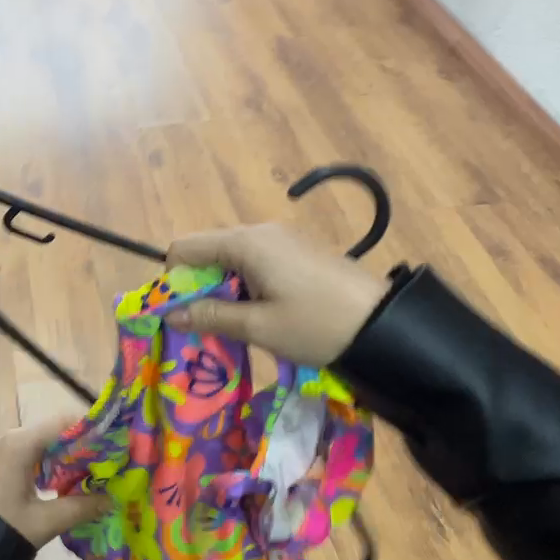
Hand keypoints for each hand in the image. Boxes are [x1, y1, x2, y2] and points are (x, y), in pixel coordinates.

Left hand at [0, 416, 111, 546]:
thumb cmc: (4, 528)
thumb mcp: (45, 522)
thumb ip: (80, 507)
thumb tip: (110, 499)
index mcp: (19, 444)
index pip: (61, 423)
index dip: (87, 429)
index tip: (109, 443)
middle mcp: (5, 438)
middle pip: (48, 432)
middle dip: (75, 446)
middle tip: (101, 464)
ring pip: (34, 444)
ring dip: (58, 457)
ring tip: (83, 476)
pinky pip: (20, 454)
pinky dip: (40, 464)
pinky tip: (55, 484)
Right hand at [164, 223, 388, 365]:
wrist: (389, 326)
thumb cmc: (317, 324)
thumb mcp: (260, 327)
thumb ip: (211, 317)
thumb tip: (170, 314)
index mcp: (245, 243)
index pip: (185, 247)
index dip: (174, 280)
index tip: (183, 314)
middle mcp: (259, 232)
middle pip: (208, 252)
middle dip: (199, 287)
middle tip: (207, 327)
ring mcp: (281, 240)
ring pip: (231, 260)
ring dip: (223, 290)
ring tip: (237, 327)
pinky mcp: (298, 253)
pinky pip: (255, 263)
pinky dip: (246, 286)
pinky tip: (262, 316)